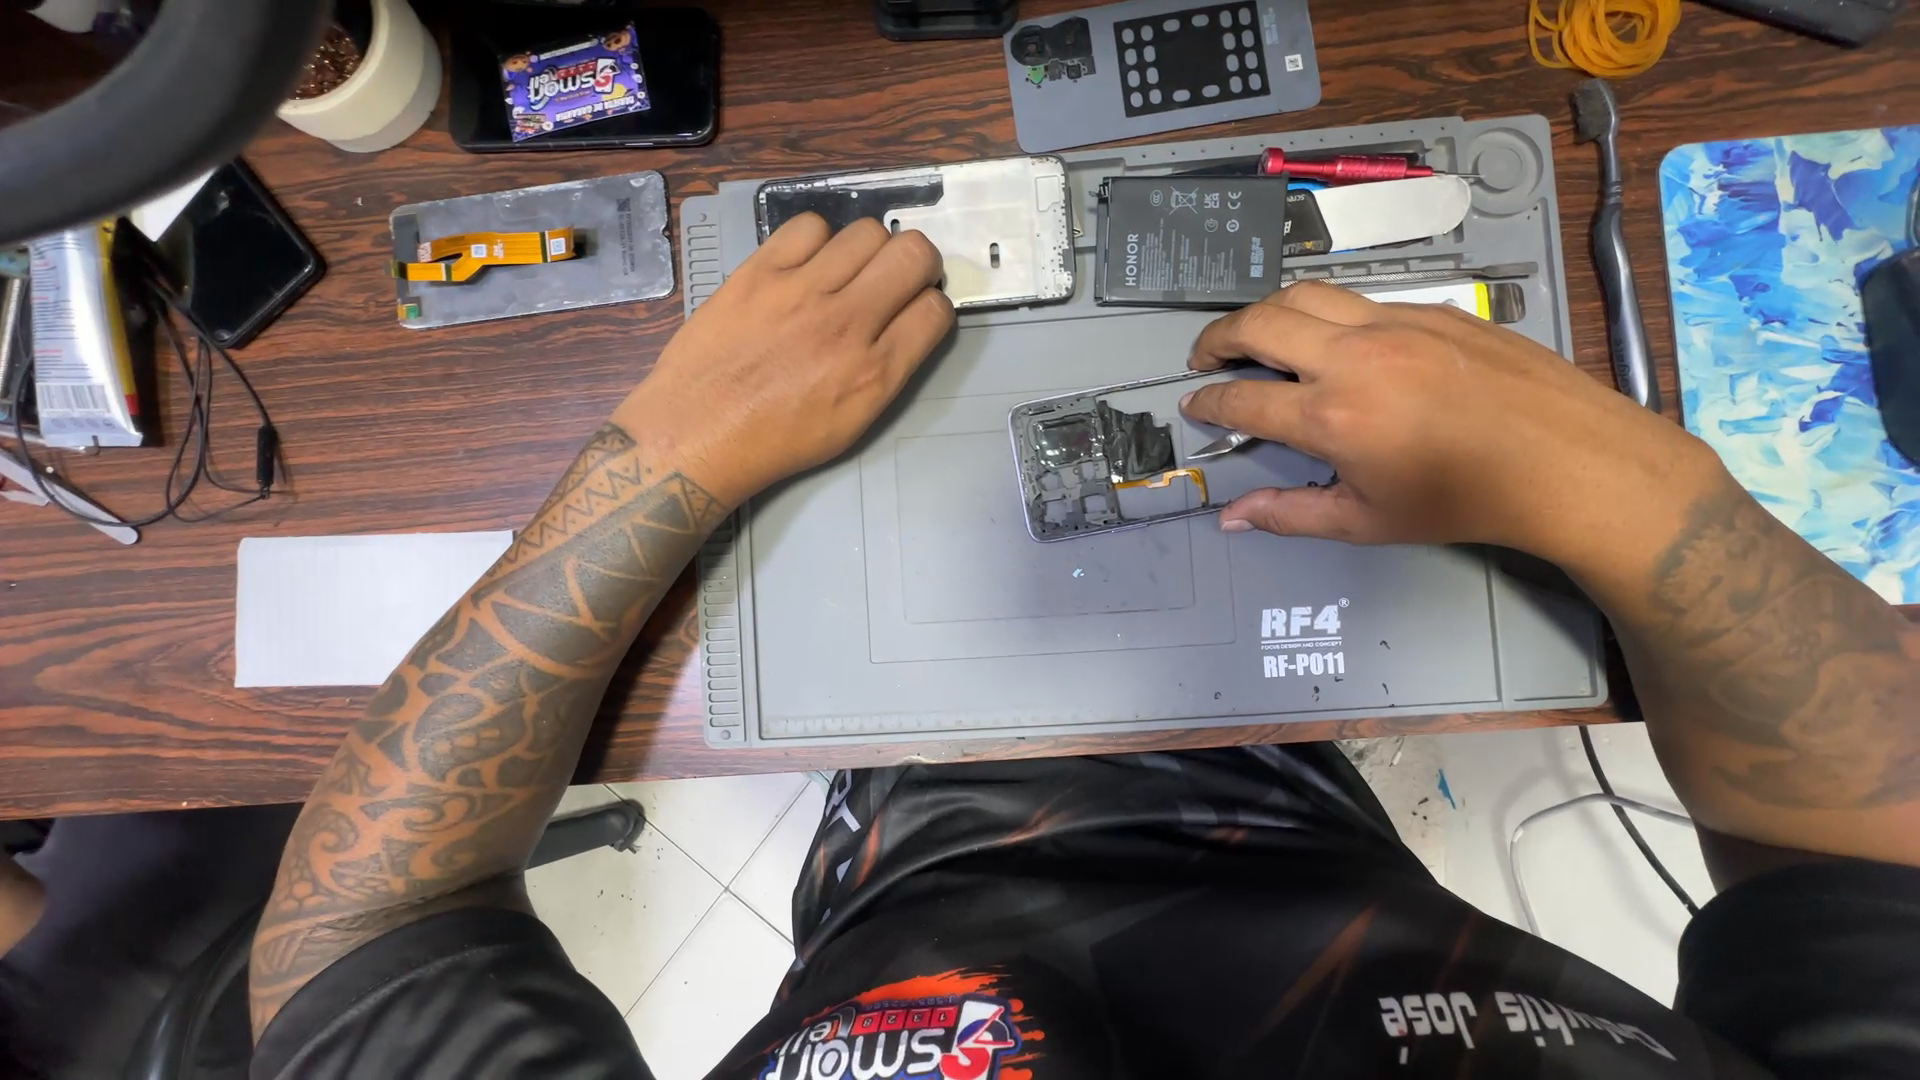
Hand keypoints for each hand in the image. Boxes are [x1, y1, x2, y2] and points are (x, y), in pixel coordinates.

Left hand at [615, 214, 953, 504]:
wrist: (699, 432)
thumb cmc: (777, 439)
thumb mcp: (852, 424)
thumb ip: (888, 371)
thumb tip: (907, 324)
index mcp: (874, 373)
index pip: (935, 311)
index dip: (933, 306)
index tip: (917, 310)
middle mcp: (846, 325)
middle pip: (914, 254)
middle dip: (919, 264)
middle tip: (898, 279)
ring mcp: (801, 292)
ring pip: (868, 232)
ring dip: (870, 250)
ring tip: (848, 272)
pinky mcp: (759, 272)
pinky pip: (809, 226)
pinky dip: (818, 240)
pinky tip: (807, 264)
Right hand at [1179, 283, 1725, 566]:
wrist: (1568, 462)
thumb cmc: (1463, 501)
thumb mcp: (1364, 521)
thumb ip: (1287, 513)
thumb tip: (1231, 517)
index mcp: (1332, 417)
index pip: (1241, 398)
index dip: (1207, 401)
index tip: (1195, 403)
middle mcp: (1353, 358)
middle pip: (1259, 323)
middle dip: (1217, 338)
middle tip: (1205, 357)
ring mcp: (1394, 324)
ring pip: (1304, 294)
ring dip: (1265, 312)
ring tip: (1255, 335)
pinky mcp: (1430, 311)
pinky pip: (1356, 299)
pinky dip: (1322, 313)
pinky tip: (1330, 340)